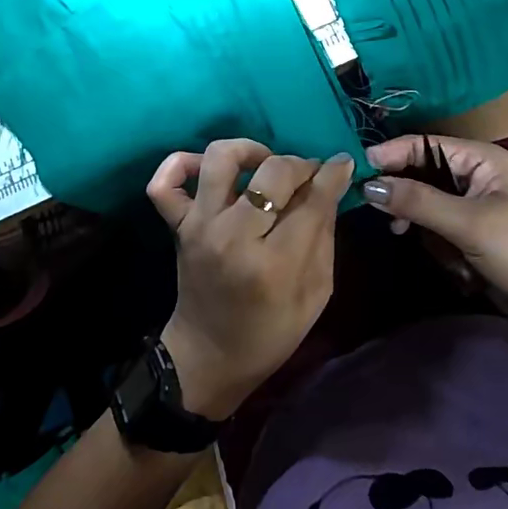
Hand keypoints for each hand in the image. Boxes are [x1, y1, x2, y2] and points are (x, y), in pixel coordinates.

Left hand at [146, 139, 355, 418]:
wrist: (209, 357)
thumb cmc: (272, 332)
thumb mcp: (317, 291)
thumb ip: (324, 233)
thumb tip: (330, 181)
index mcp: (274, 263)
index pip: (312, 199)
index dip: (333, 174)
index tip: (342, 164)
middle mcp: (233, 236)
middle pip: (273, 171)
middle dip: (301, 164)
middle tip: (309, 177)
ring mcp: (200, 227)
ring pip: (220, 158)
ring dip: (250, 151)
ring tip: (265, 166)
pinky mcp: (177, 227)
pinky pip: (165, 183)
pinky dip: (183, 164)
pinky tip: (209, 171)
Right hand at [362, 135, 507, 369]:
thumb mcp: (471, 223)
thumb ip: (418, 201)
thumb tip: (368, 184)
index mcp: (481, 160)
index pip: (423, 145)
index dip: (390, 155)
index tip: (354, 174)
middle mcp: (477, 179)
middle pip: (422, 179)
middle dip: (412, 205)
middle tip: (397, 227)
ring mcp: (479, 212)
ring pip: (429, 213)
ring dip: (433, 238)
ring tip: (453, 259)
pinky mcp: (480, 242)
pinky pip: (445, 238)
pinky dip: (448, 255)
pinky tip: (465, 274)